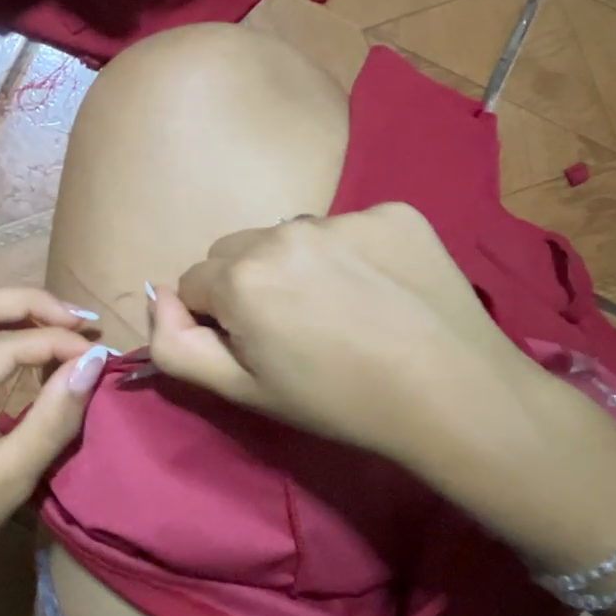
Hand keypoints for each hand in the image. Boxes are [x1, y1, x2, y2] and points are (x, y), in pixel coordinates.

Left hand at [0, 288, 111, 589]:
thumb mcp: (10, 480)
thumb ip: (52, 420)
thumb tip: (91, 365)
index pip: (2, 345)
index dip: (54, 340)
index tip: (98, 353)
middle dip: (28, 303)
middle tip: (78, 321)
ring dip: (8, 310)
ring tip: (56, 325)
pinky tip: (18, 346)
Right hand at [146, 203, 553, 455]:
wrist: (454, 395)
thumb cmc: (338, 402)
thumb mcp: (244, 393)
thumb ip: (176, 347)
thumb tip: (160, 300)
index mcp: (241, 276)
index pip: (195, 282)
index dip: (218, 319)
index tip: (256, 347)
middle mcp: (284, 231)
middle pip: (238, 250)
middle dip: (250, 284)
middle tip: (296, 329)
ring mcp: (344, 216)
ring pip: (293, 236)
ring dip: (300, 265)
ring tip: (343, 310)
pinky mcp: (395, 212)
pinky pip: (350, 228)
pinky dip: (354, 254)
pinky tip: (382, 291)